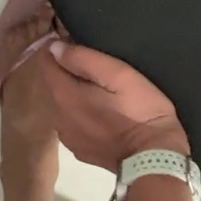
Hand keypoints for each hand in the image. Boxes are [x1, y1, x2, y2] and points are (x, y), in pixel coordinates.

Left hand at [38, 41, 188, 172]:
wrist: (154, 159)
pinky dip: (82, 115)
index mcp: (63, 95)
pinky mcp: (80, 150)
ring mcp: (67, 136)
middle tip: (96, 67)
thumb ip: (84, 59)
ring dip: (74, 95)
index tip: (77, 41)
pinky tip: (103, 116)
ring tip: (100, 91)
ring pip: (63, 105)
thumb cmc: (141, 111)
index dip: (59, 48)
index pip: (46, 62)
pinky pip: (73, 123)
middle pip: (53, 84)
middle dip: (67, 71)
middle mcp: (57, 116)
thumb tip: (55, 48)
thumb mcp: (120, 75)